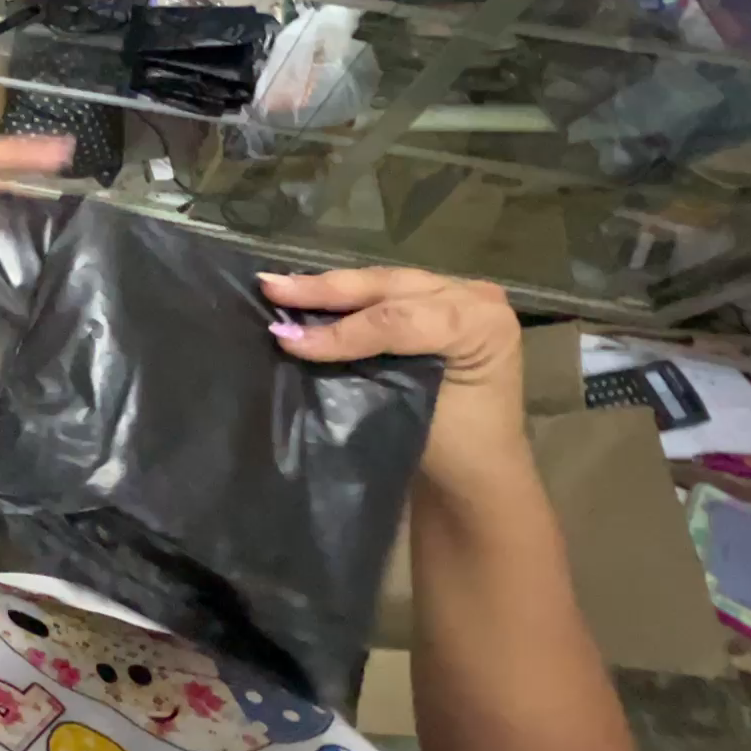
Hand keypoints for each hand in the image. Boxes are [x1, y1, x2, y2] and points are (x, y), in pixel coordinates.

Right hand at [258, 268, 526, 489]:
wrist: (475, 469)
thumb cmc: (451, 450)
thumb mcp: (409, 409)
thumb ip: (357, 369)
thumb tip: (292, 344)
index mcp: (482, 325)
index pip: (400, 320)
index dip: (340, 331)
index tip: (286, 342)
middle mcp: (472, 298)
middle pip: (387, 288)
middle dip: (323, 290)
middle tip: (268, 288)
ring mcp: (454, 292)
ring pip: (378, 281)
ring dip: (324, 287)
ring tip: (275, 286)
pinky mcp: (433, 297)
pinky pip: (380, 288)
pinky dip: (339, 292)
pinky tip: (302, 289)